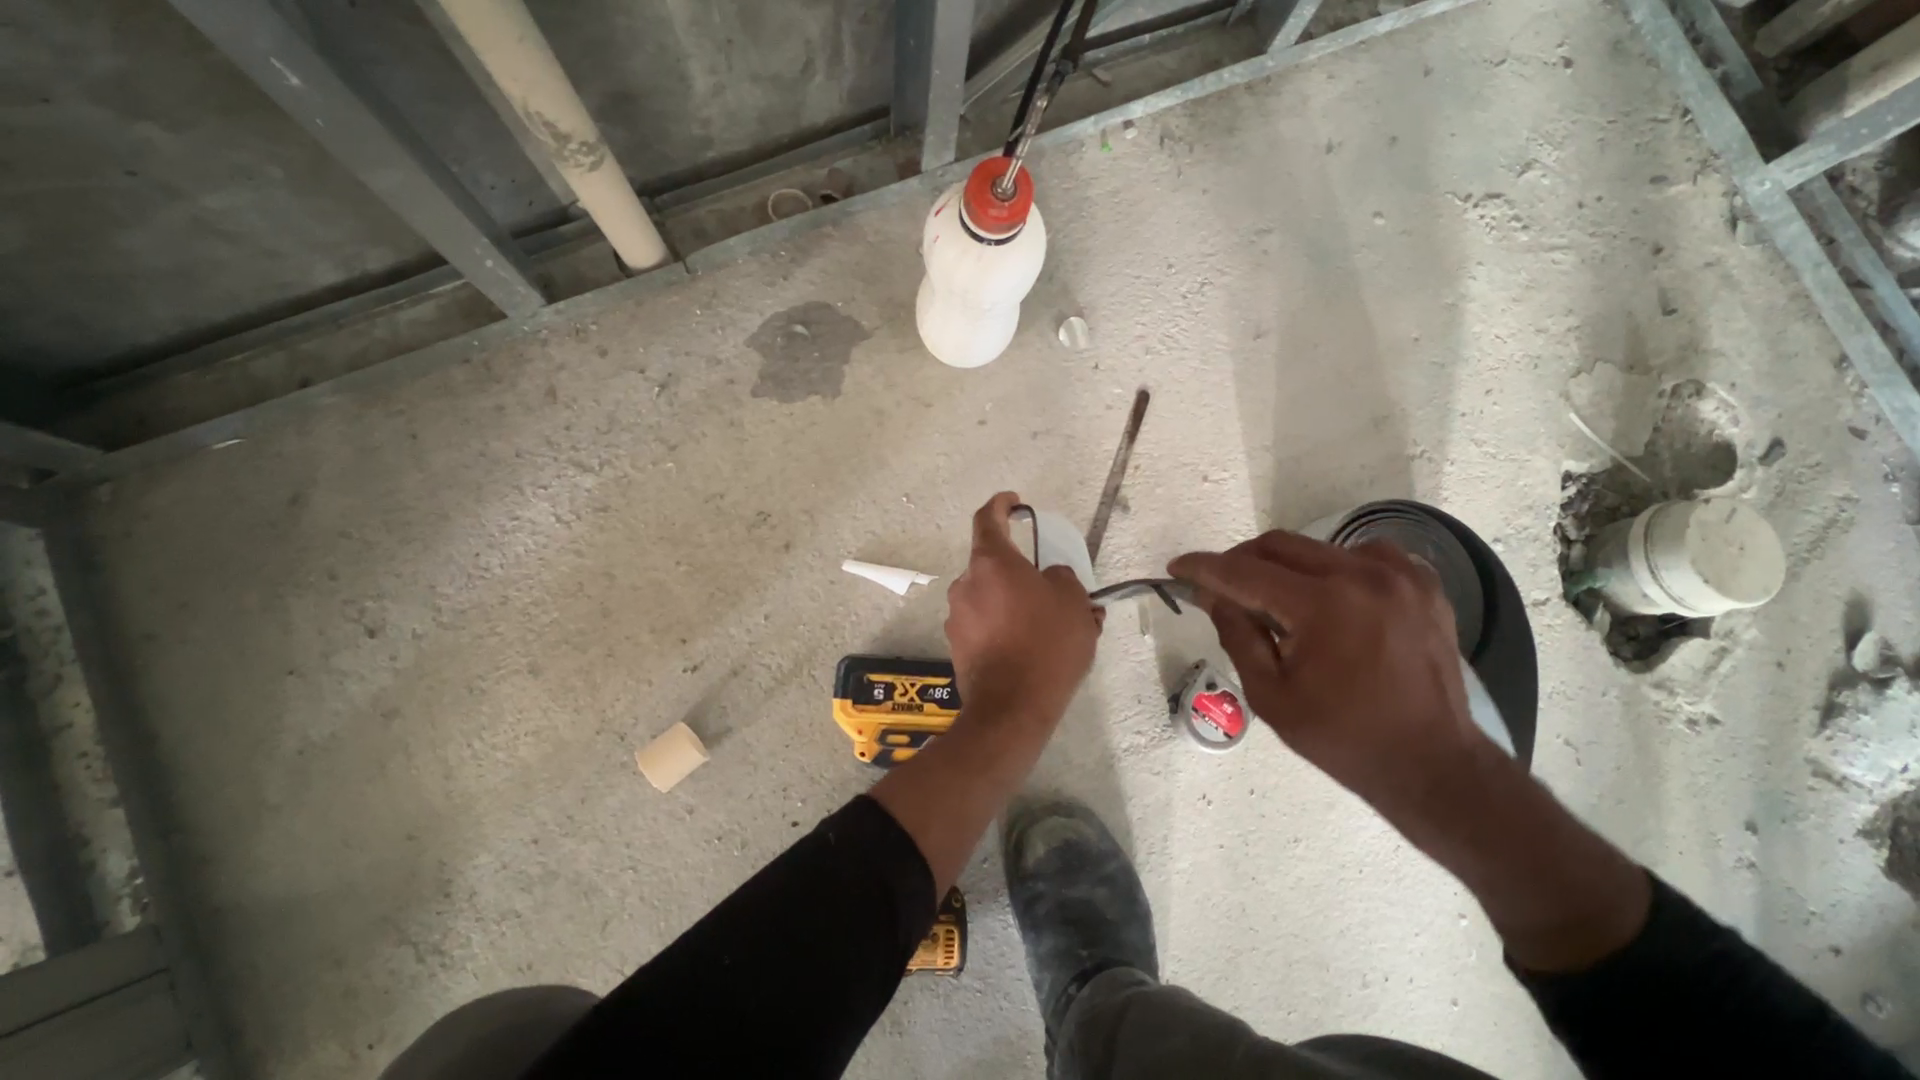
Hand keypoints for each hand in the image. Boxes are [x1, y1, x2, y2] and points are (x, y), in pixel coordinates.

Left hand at [945, 493, 1102, 723]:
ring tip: (1054, 630)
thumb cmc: (1046, 645)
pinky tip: (1035, 652)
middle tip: (1055, 592)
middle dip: (1022, 575)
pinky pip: (986, 627)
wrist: (1012, 709)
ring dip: (1017, 606)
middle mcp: (965, 585)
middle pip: (994, 567)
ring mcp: (956, 618)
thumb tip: (1050, 579)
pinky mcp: (957, 648)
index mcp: (990, 563)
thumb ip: (1062, 578)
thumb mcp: (1073, 602)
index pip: (988, 519)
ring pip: (992, 600)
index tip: (1014, 502)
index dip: (1001, 505)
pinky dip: (1007, 629)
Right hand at [1168, 531, 1487, 808]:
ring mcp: (1401, 576)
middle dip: (1241, 561)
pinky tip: (1329, 599)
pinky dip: (1336, 569)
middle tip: (1220, 587)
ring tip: (1277, 601)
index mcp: (1324, 605)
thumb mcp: (1271, 695)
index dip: (1205, 568)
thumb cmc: (1343, 737)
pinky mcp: (1424, 585)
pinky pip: (1366, 556)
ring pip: (1321, 547)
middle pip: (1281, 545)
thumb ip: (1237, 635)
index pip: (1246, 572)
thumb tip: (1213, 595)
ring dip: (1288, 566)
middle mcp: (1364, 575)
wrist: (1431, 762)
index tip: (1178, 567)